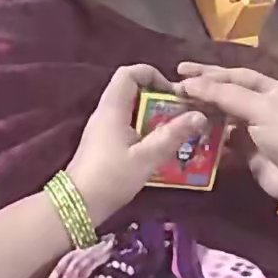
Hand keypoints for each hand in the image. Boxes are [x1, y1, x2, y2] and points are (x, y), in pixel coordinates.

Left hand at [66, 64, 209, 222]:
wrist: (78, 204)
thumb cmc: (111, 177)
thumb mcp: (146, 157)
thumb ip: (173, 135)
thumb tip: (199, 115)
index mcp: (112, 108)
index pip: (129, 73)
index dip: (152, 74)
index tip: (172, 93)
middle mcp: (105, 113)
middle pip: (132, 91)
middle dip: (158, 98)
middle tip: (181, 114)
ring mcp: (102, 128)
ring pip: (131, 110)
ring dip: (154, 116)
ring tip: (176, 131)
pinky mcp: (103, 143)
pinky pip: (127, 126)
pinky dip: (144, 130)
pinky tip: (159, 147)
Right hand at [176, 63, 277, 201]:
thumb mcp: (259, 108)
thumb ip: (224, 95)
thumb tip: (189, 84)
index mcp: (268, 88)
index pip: (233, 75)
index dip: (207, 73)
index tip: (180, 71)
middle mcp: (259, 104)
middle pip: (225, 93)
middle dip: (200, 90)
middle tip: (173, 88)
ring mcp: (251, 128)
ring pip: (220, 115)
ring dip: (200, 111)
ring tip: (176, 109)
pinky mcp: (244, 150)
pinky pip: (220, 137)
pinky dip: (206, 134)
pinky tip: (189, 131)